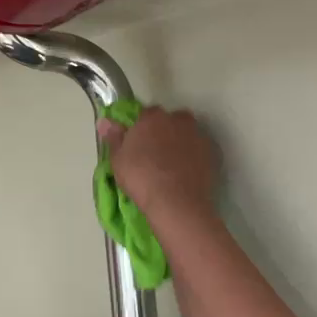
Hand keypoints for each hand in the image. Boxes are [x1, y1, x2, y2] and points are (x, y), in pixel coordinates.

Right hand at [97, 107, 221, 218]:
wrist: (176, 202)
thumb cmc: (141, 177)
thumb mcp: (118, 159)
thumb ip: (114, 137)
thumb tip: (104, 121)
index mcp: (153, 117)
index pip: (146, 113)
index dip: (141, 127)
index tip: (137, 142)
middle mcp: (178, 120)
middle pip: (170, 120)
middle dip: (163, 131)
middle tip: (154, 152)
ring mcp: (198, 136)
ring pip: (186, 134)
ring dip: (179, 142)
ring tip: (170, 164)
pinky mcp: (211, 153)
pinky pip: (197, 149)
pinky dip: (192, 156)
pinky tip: (183, 172)